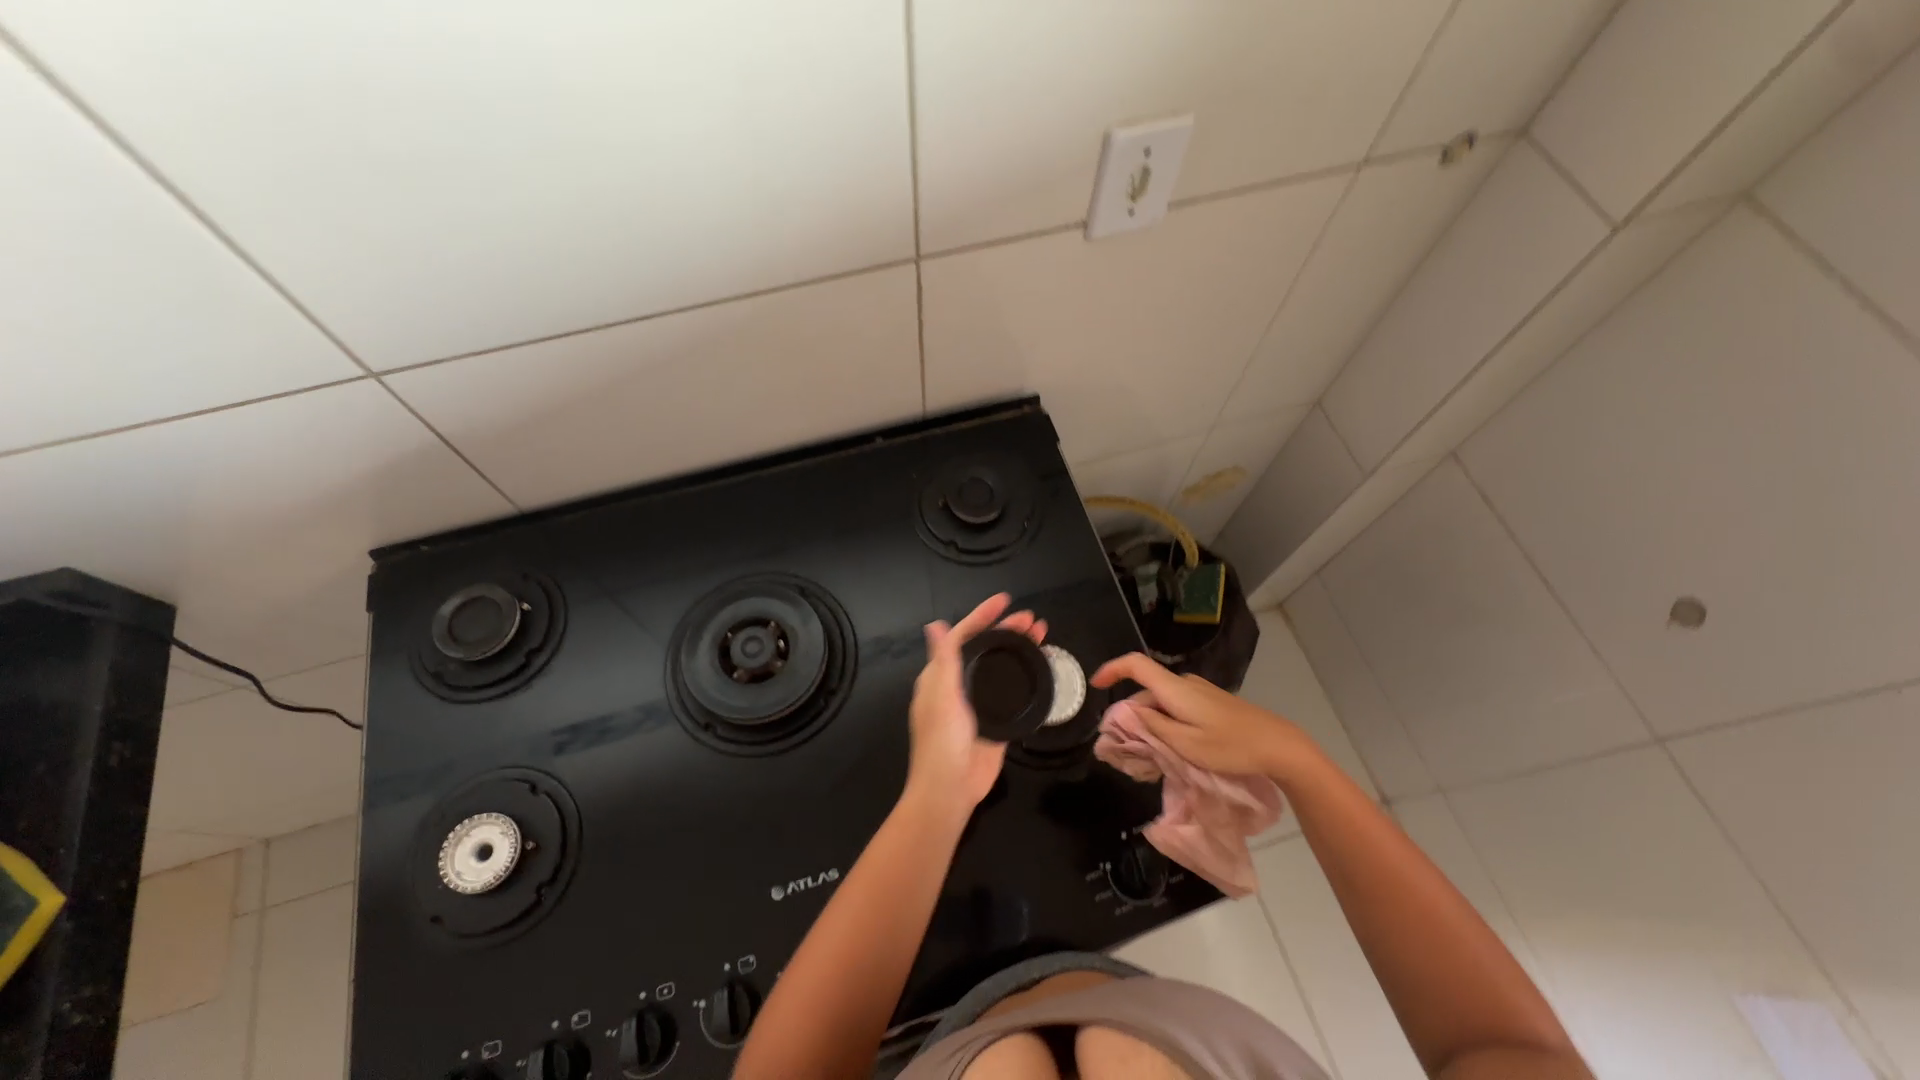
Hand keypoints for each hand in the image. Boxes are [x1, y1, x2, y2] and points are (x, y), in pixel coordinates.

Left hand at [905, 593, 1047, 816]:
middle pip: (985, 650)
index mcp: (939, 677)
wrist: (951, 789)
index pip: (962, 637)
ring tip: (1042, 636)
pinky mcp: (995, 722)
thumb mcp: (940, 695)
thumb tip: (935, 624)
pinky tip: (1042, 668)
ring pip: (1000, 669)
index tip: (1004, 600)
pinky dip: (1026, 678)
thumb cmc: (942, 741)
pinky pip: (1012, 694)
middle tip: (1034, 620)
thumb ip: (943, 660)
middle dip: (1007, 631)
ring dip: (1019, 651)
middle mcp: (957, 686)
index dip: (981, 616)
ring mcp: (977, 704)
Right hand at [1089, 652, 1319, 779]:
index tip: (1096, 685)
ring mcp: (1200, 691)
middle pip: (1147, 691)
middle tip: (1127, 748)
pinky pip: (1178, 707)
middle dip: (1131, 715)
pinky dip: (1167, 723)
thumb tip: (1129, 711)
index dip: (1112, 669)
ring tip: (1150, 754)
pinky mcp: (1211, 702)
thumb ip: (1154, 726)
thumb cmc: (1230, 747)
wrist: (1278, 745)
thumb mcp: (1186, 744)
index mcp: (1175, 689)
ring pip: (1162, 702)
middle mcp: (1186, 683)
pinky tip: (1173, 747)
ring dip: (1151, 723)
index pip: (1136, 665)